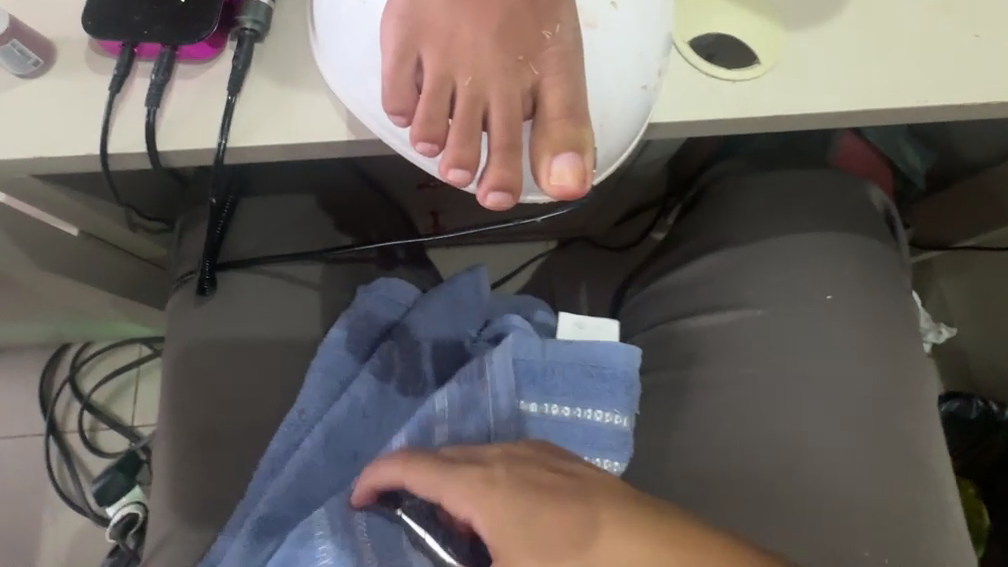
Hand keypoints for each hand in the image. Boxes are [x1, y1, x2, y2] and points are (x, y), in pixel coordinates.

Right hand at [351, 441, 789, 566]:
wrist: (651, 552)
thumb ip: (460, 558)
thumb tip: (450, 547)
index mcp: (482, 484)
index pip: (413, 465)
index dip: (377, 476)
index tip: (355, 497)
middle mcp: (504, 454)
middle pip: (443, 456)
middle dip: (413, 480)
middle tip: (397, 516)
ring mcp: (536, 451)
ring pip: (477, 456)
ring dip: (454, 482)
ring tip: (452, 525)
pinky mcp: (562, 459)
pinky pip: (506, 459)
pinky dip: (486, 480)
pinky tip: (502, 515)